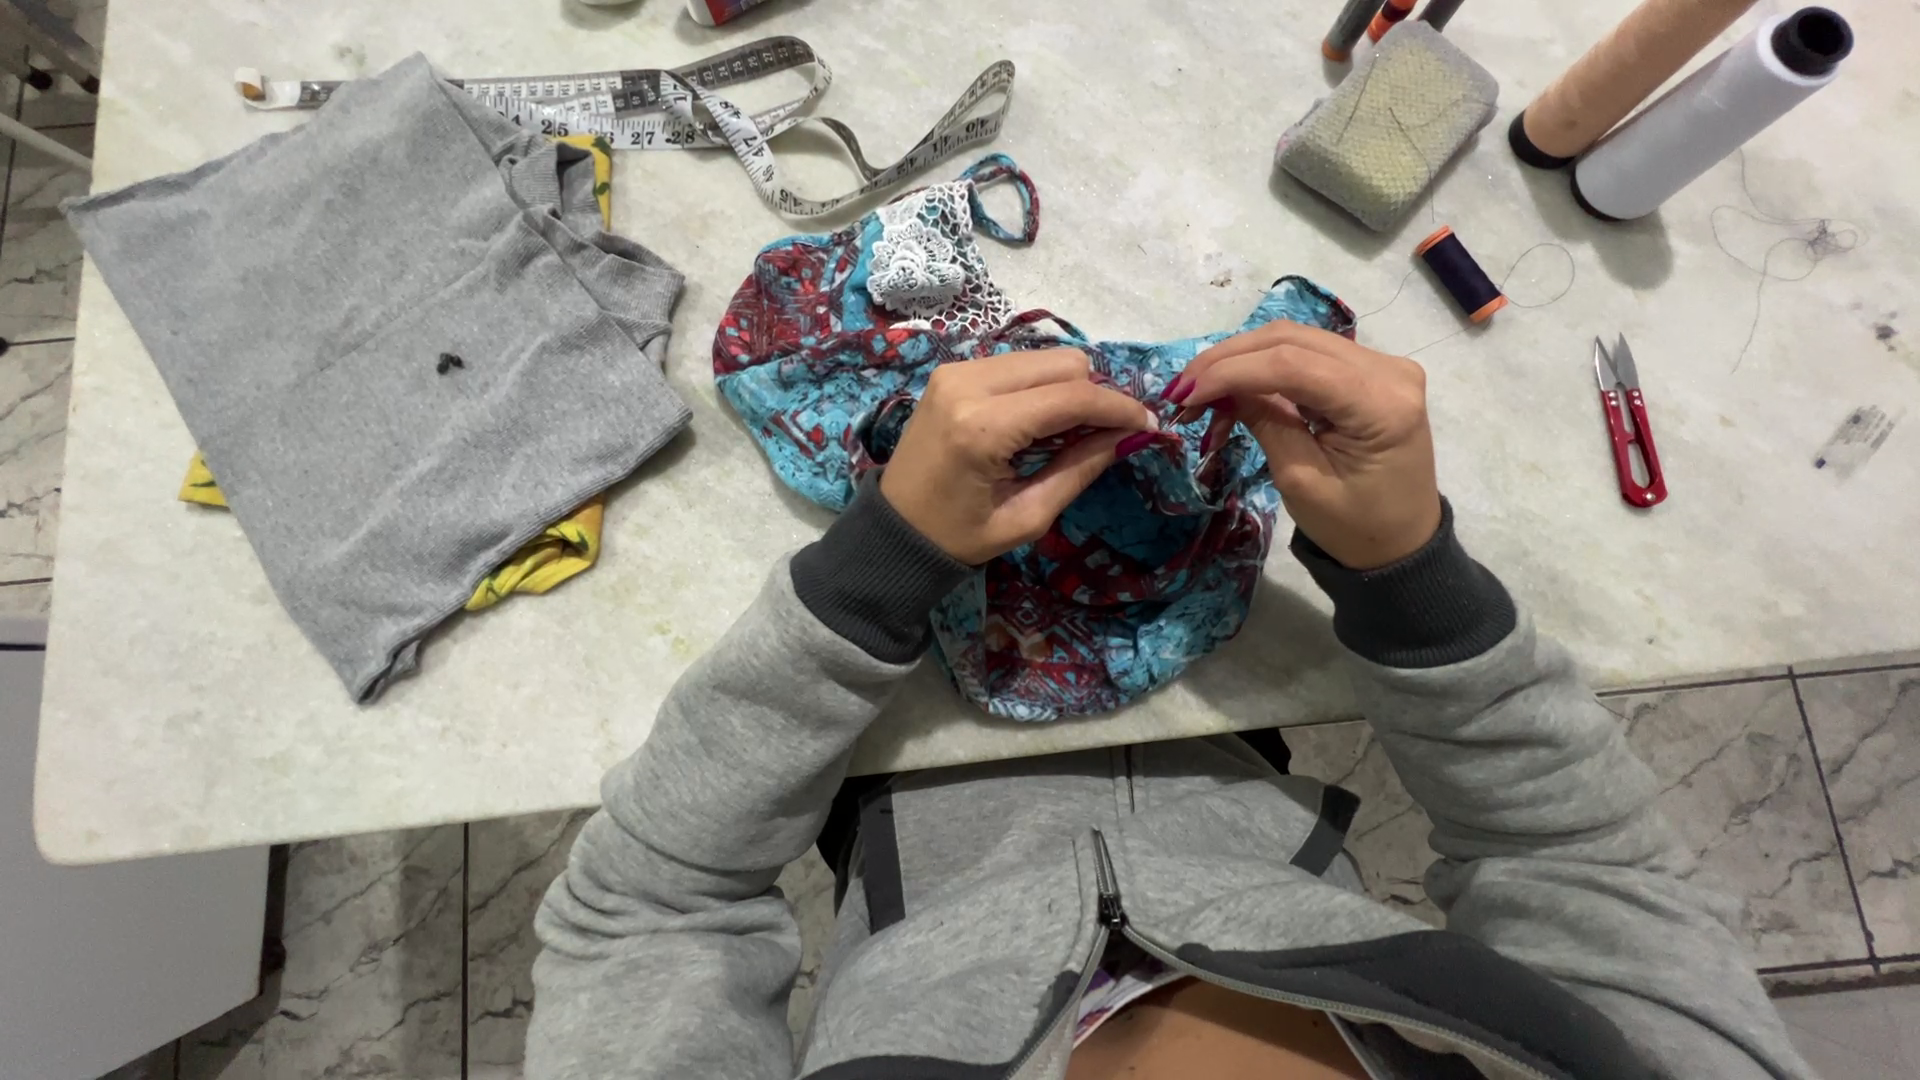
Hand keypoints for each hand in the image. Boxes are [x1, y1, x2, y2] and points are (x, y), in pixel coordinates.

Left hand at [881, 349, 1159, 563]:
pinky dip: (1041, 386)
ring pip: (1042, 357)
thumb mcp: (1026, 516)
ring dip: (1069, 388)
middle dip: (1096, 395)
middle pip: (1063, 363)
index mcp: (983, 427)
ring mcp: (955, 371)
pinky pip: (1017, 364)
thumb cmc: (958, 536)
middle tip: (1108, 434)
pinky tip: (1041, 421)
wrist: (894, 530)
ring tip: (1073, 431)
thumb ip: (1079, 469)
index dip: (1118, 409)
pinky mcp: (951, 372)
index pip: (1071, 397)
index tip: (1149, 425)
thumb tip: (1128, 435)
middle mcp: (967, 383)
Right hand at [1167, 323, 1440, 569]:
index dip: (1231, 372)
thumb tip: (1218, 387)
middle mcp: (1387, 369)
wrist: (1399, 543)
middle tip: (1181, 392)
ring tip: (1199, 394)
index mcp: (1380, 402)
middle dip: (1227, 360)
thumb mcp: (1300, 480)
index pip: (1293, 365)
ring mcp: (1380, 365)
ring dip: (1238, 361)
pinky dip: (1259, 369)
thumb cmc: (1352, 526)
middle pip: (1290, 339)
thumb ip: (1265, 422)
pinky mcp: (1366, 372)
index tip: (1184, 395)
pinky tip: (1231, 394)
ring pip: (1292, 340)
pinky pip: (1303, 355)